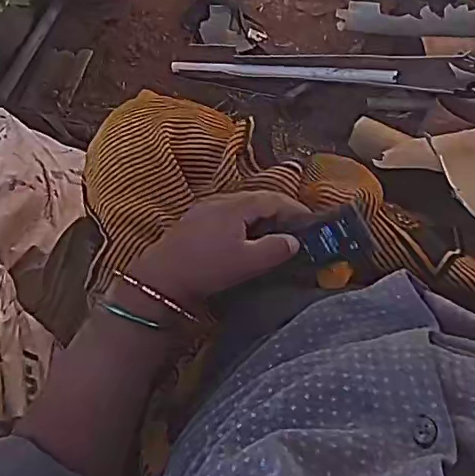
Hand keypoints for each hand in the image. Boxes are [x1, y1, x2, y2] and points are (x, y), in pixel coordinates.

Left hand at [127, 191, 313, 309]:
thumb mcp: (247, 262)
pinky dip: (244, 223)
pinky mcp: (194, 222)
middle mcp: (218, 201)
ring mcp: (204, 210)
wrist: (163, 277)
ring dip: (260, 218)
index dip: (294, 208)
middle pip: (255, 199)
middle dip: (279, 211)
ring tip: (276, 235)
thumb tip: (293, 240)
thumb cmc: (207, 267)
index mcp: (234, 206)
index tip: (312, 221)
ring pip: (240, 208)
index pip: (271, 198)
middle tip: (297, 229)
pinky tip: (246, 240)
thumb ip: (274, 249)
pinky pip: (227, 216)